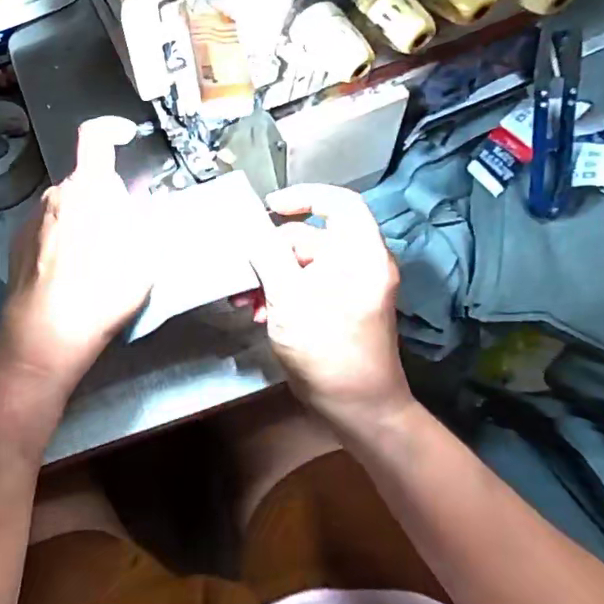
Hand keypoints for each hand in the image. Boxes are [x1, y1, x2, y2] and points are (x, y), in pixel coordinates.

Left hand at [0, 116, 150, 386]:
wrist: (47, 333)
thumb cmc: (103, 290)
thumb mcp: (145, 254)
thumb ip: (144, 216)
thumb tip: (141, 198)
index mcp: (88, 188)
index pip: (95, 137)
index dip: (111, 128)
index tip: (124, 135)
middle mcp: (54, 194)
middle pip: (85, 183)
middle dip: (104, 198)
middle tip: (122, 233)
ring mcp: (30, 219)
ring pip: (65, 208)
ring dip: (81, 221)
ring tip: (94, 264)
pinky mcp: (16, 243)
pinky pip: (47, 230)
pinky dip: (61, 241)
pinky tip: (69, 274)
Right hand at [244, 184, 415, 430]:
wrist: (356, 407)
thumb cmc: (328, 349)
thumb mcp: (289, 298)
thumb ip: (268, 256)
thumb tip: (252, 231)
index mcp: (361, 254)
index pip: (340, 203)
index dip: (304, 196)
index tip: (269, 207)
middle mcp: (360, 264)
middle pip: (310, 237)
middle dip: (270, 252)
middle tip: (242, 270)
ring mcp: (349, 287)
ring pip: (301, 264)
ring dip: (269, 277)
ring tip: (244, 299)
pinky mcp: (337, 307)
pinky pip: (306, 286)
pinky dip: (281, 293)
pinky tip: (258, 312)